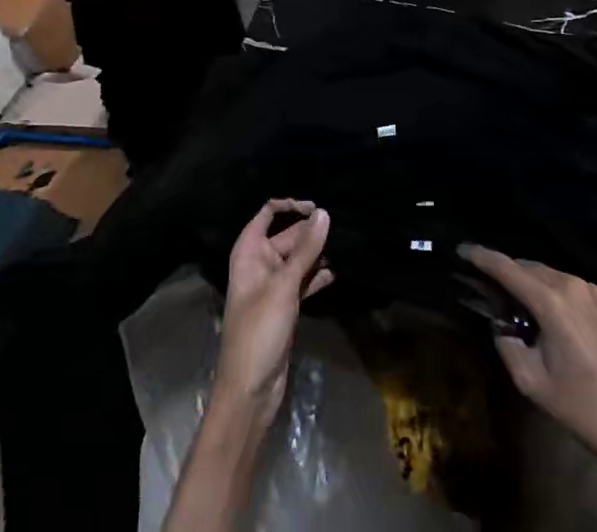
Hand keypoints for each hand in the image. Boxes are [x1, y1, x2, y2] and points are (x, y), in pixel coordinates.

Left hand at [214, 199, 333, 424]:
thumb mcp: (284, 287)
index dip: (291, 206)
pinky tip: (340, 271)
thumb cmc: (259, 332)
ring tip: (348, 245)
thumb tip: (324, 213)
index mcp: (248, 254)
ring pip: (300, 258)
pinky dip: (320, 275)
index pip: (267, 214)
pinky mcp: (287, 305)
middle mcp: (260, 265)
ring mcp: (274, 286)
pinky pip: (306, 280)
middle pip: (288, 235)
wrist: (250, 390)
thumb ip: (306, 249)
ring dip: (319, 253)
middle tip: (345, 227)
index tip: (318, 208)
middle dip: (312, 231)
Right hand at [463, 245, 596, 531]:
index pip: (508, 268)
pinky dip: (550, 290)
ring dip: (528, 282)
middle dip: (505, 272)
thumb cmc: (580, 405)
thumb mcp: (529, 379)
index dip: (482, 256)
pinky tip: (545, 313)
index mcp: (552, 301)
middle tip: (485, 287)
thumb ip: (505, 342)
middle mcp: (573, 284)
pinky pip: (569, 285)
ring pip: (549, 274)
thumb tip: (500, 321)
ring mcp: (594, 290)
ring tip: (513, 303)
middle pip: (529, 267)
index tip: (461, 249)